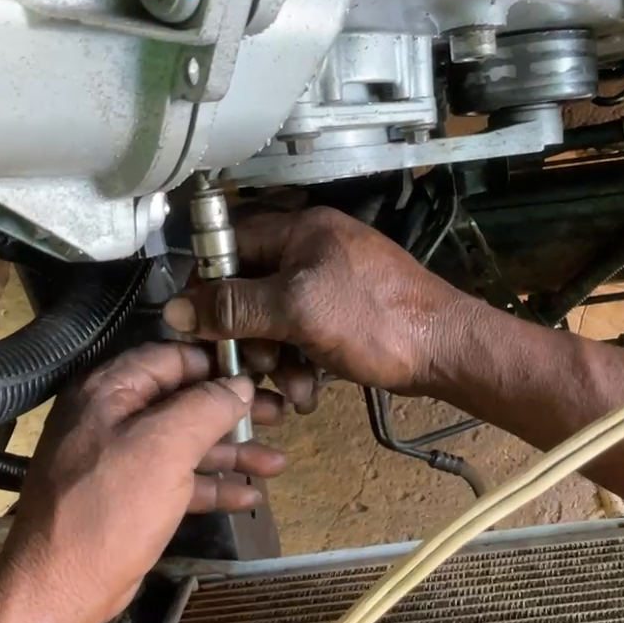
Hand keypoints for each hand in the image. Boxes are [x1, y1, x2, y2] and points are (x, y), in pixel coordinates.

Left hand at [0, 343, 287, 619]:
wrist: (61, 589)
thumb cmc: (110, 508)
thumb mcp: (164, 447)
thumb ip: (207, 407)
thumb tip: (241, 385)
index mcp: (110, 391)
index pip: (171, 357)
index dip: (218, 364)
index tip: (261, 374)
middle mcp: (114, 417)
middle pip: (186, 401)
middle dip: (235, 411)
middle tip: (281, 415)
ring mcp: (122, 460)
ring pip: (188, 444)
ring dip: (233, 453)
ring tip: (278, 463)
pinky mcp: (132, 498)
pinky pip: (181, 480)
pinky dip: (214, 486)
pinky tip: (249, 496)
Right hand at [161, 208, 477, 403]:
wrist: (448, 351)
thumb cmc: (375, 321)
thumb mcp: (298, 310)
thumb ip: (236, 307)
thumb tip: (175, 309)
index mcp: (301, 230)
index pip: (230, 244)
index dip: (206, 284)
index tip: (195, 326)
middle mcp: (312, 250)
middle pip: (250, 288)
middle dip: (249, 335)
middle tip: (256, 367)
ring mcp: (331, 284)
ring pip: (275, 319)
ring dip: (276, 359)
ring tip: (292, 390)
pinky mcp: (344, 316)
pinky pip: (303, 335)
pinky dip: (300, 364)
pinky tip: (309, 392)